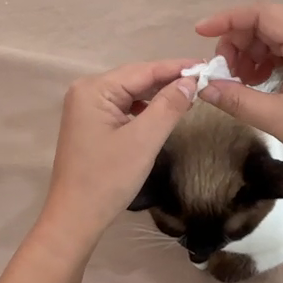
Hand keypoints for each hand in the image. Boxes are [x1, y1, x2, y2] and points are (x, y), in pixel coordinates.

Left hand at [40, 60, 196, 251]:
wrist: (76, 217)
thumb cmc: (108, 179)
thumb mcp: (143, 140)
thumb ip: (168, 107)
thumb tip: (190, 81)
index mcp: (94, 90)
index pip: (143, 70)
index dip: (176, 67)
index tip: (207, 65)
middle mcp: (86, 92)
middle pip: (135, 79)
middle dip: (168, 80)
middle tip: (203, 80)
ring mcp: (85, 109)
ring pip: (129, 94)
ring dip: (157, 96)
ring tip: (188, 96)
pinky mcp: (89, 126)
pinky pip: (122, 109)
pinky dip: (143, 110)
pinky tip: (161, 114)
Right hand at [195, 3, 282, 184]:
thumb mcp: (279, 119)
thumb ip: (238, 100)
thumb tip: (204, 87)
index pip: (262, 13)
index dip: (228, 19)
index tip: (200, 33)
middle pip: (267, 23)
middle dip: (238, 42)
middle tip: (222, 72)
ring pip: (275, 38)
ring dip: (250, 54)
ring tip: (238, 82)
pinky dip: (265, 63)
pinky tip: (256, 85)